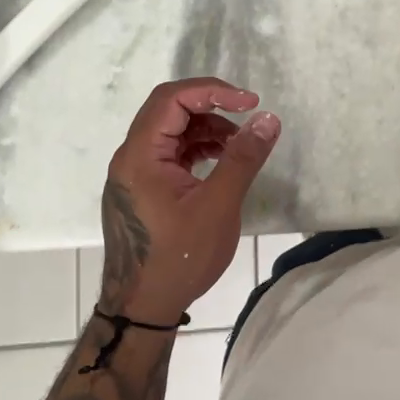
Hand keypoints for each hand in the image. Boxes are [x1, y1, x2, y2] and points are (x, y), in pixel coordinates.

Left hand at [97, 78, 281, 325]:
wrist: (142, 308)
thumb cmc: (180, 257)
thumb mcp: (219, 205)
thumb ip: (242, 157)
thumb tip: (268, 118)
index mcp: (140, 156)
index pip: (172, 99)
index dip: (213, 91)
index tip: (251, 102)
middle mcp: (131, 158)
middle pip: (169, 110)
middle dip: (211, 107)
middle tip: (248, 115)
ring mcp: (134, 175)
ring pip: (171, 132)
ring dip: (207, 129)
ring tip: (240, 146)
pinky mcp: (143, 190)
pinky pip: (170, 154)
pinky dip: (198, 149)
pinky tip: (222, 162)